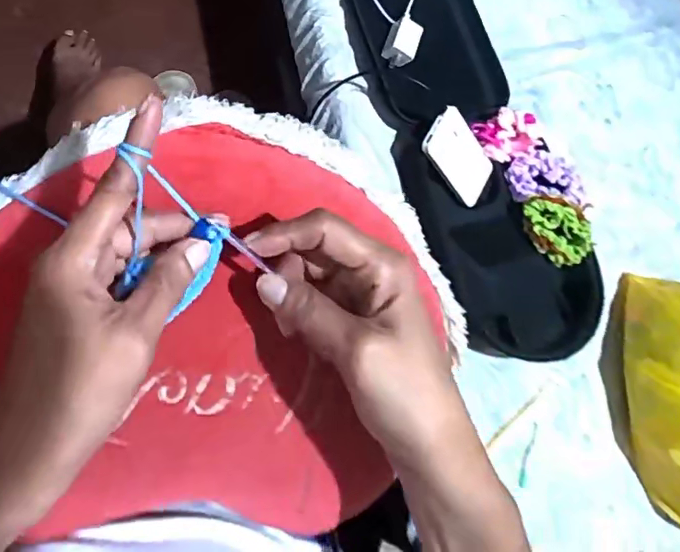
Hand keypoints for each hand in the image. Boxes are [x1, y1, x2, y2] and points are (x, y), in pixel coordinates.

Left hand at [0, 95, 210, 549]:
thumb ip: (167, 280)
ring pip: (122, 251)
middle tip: (214, 236)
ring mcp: (65, 281)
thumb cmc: (80, 391)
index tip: (151, 102)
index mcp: (75, 254)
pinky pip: (112, 275)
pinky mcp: (69, 304)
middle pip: (126, 223)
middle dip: (167, 227)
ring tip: (198, 263)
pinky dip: (141, 279)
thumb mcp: (135, 335)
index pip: (115, 186)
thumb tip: (198, 240)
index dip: (137, 143)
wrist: (25, 451)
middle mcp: (67, 257)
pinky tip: (167, 290)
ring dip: (157, 256)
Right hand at [245, 208, 457, 465]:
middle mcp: (370, 269)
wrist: (430, 450)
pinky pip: (311, 295)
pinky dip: (296, 306)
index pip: (324, 228)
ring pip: (308, 270)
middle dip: (285, 266)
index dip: (284, 233)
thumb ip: (308, 309)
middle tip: (271, 302)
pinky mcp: (349, 315)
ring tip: (286, 325)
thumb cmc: (404, 392)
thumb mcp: (355, 349)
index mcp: (381, 265)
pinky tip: (293, 330)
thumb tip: (262, 280)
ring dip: (288, 289)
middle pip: (313, 246)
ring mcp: (359, 292)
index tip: (248, 250)